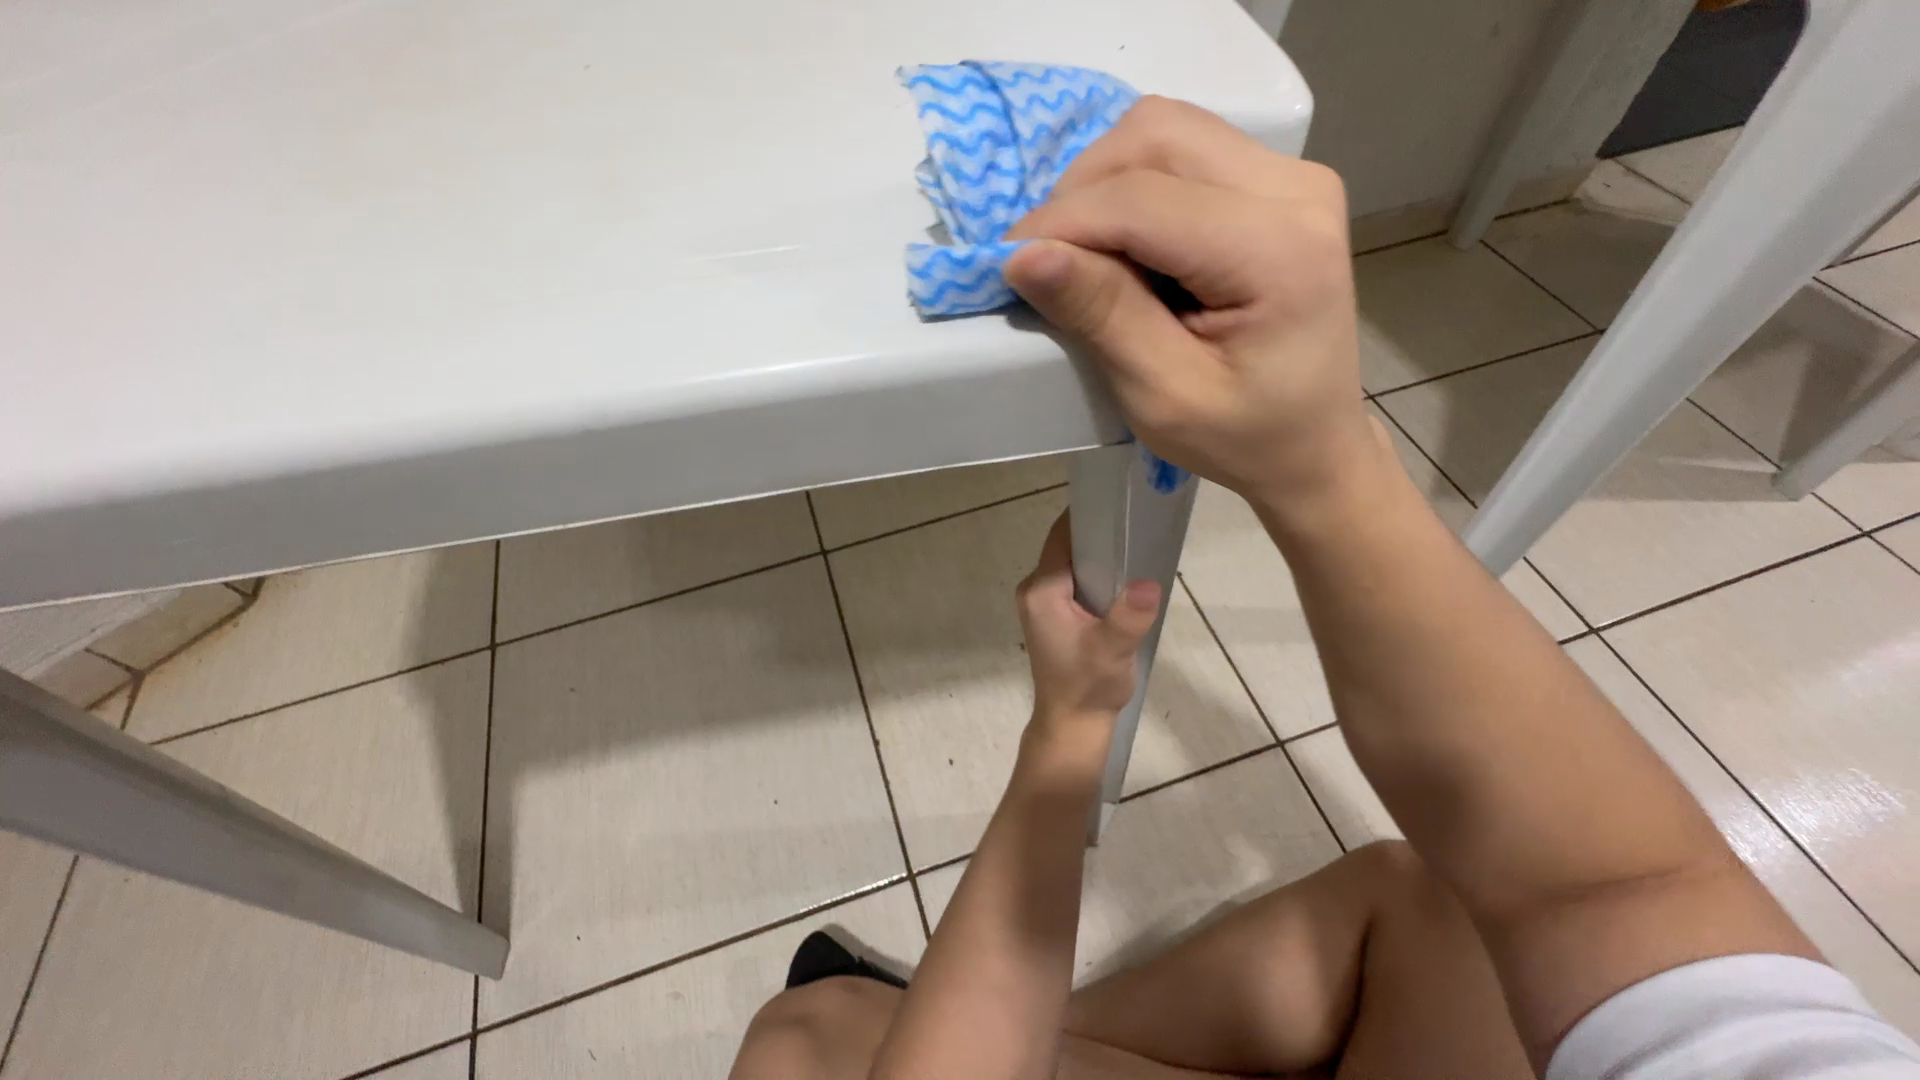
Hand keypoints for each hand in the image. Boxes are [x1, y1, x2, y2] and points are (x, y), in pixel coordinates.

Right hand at [1004, 97, 1387, 520]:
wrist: (1312, 444)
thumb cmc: (1242, 437)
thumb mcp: (1163, 395)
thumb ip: (1101, 314)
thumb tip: (1022, 254)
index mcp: (1279, 251)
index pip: (1143, 200)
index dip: (1062, 223)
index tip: (1004, 265)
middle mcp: (1296, 191)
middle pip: (1155, 137)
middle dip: (1081, 192)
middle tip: (1046, 260)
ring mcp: (1293, 178)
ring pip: (1165, 131)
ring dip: (1104, 183)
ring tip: (1082, 253)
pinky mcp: (1278, 182)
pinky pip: (1184, 150)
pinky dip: (1133, 185)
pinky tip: (1123, 242)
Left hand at [1016, 511, 1161, 731]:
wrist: (1073, 723)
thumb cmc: (1089, 685)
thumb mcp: (1113, 651)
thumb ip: (1128, 617)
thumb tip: (1148, 583)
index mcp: (1041, 590)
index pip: (1063, 536)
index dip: (1092, 517)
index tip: (1123, 503)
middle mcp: (1034, 589)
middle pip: (1067, 546)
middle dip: (1100, 534)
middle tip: (1138, 522)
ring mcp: (1042, 601)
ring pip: (1072, 562)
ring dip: (1100, 555)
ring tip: (1136, 544)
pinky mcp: (1053, 613)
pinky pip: (1074, 580)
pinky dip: (1097, 574)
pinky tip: (1124, 576)